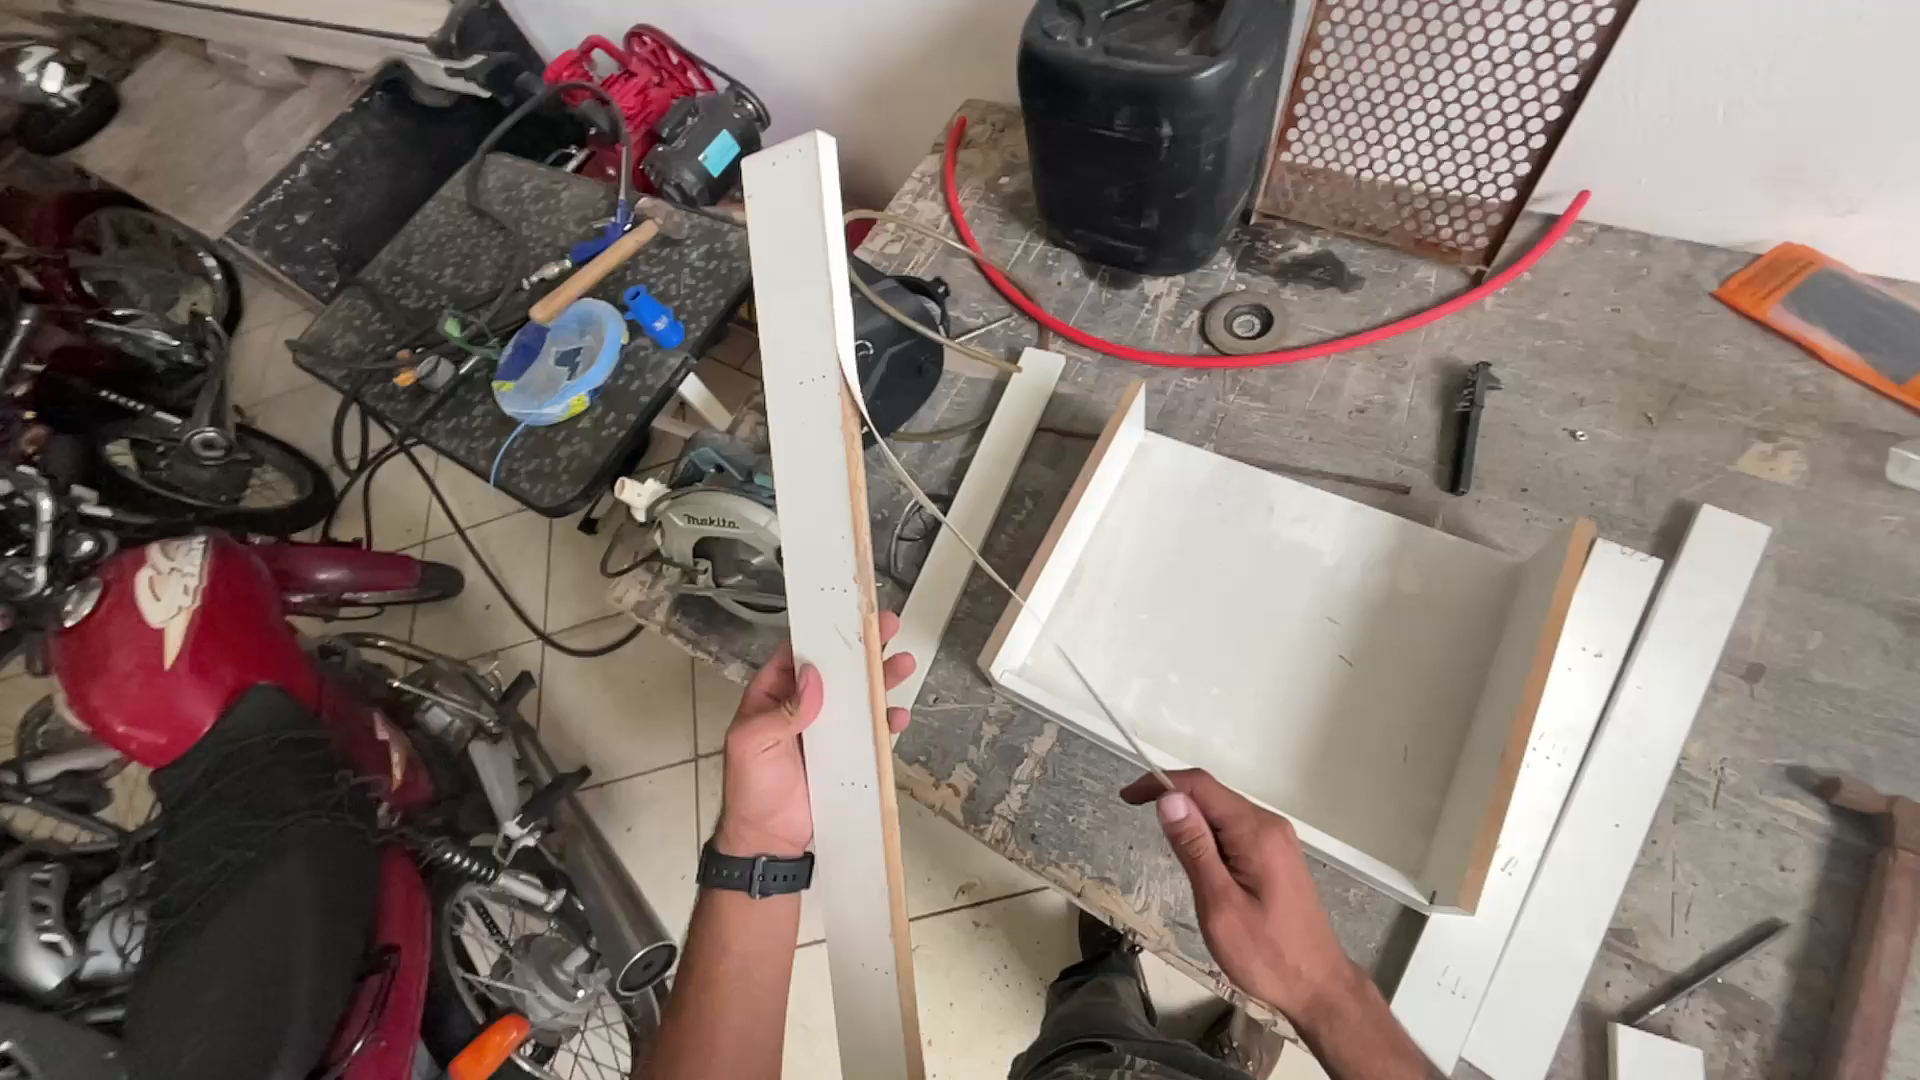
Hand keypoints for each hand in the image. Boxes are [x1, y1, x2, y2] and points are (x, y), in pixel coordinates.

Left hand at [714, 612, 915, 858]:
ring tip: (903, 663)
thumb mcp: (751, 744)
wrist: (769, 841)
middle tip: (887, 626)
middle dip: (862, 646)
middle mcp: (804, 704)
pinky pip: (871, 729)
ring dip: (881, 677)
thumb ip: (781, 711)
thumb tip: (813, 677)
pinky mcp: (848, 751)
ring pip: (859, 693)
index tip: (847, 614)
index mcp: (775, 694)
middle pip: (837, 667)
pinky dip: (886, 719)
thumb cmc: (751, 789)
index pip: (799, 653)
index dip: (822, 632)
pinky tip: (898, 714)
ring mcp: (828, 727)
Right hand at [1120, 769, 1358, 1021]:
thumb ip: (1194, 848)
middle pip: (1211, 794)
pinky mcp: (1276, 854)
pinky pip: (1233, 829)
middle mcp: (1268, 824)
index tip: (1128, 798)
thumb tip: (1169, 798)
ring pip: (1222, 812)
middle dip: (1172, 801)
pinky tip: (1201, 864)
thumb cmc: (1267, 954)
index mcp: (1255, 830)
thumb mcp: (1220, 904)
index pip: (1200, 785)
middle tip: (1143, 828)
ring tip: (1172, 855)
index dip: (1160, 782)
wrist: (1321, 990)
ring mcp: (1276, 839)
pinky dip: (1208, 835)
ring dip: (1190, 821)